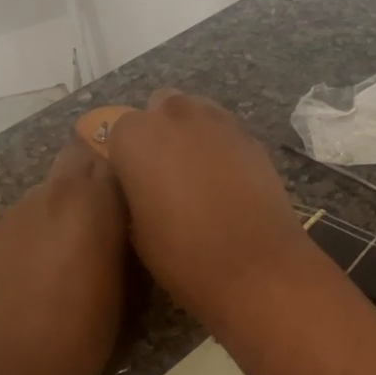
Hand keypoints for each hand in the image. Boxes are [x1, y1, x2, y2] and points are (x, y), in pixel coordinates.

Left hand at [0, 137, 128, 374]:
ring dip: (72, 196)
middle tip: (118, 201)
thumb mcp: (128, 280)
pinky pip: (32, 211)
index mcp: (94, 199)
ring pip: (55, 183)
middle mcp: (54, 192)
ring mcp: (20, 210)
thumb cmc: (84, 335)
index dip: (133, 166)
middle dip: (99, 168)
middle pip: (80, 153)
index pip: (120, 153)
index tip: (148, 183)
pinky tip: (51, 257)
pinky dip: (47, 220)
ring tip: (85, 234)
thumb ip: (127, 229)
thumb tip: (131, 209)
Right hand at [105, 90, 310, 324]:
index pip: (119, 131)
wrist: (256, 266)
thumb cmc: (183, 254)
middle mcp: (176, 115)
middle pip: (160, 108)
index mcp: (137, 135)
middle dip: (159, 132)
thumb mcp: (136, 229)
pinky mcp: (252, 137)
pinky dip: (221, 147)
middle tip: (163, 174)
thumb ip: (133, 190)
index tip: (132, 184)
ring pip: (196, 112)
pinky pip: (226, 132)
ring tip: (196, 175)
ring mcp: (219, 121)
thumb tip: (140, 182)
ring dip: (191, 133)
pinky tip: (226, 181)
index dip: (125, 157)